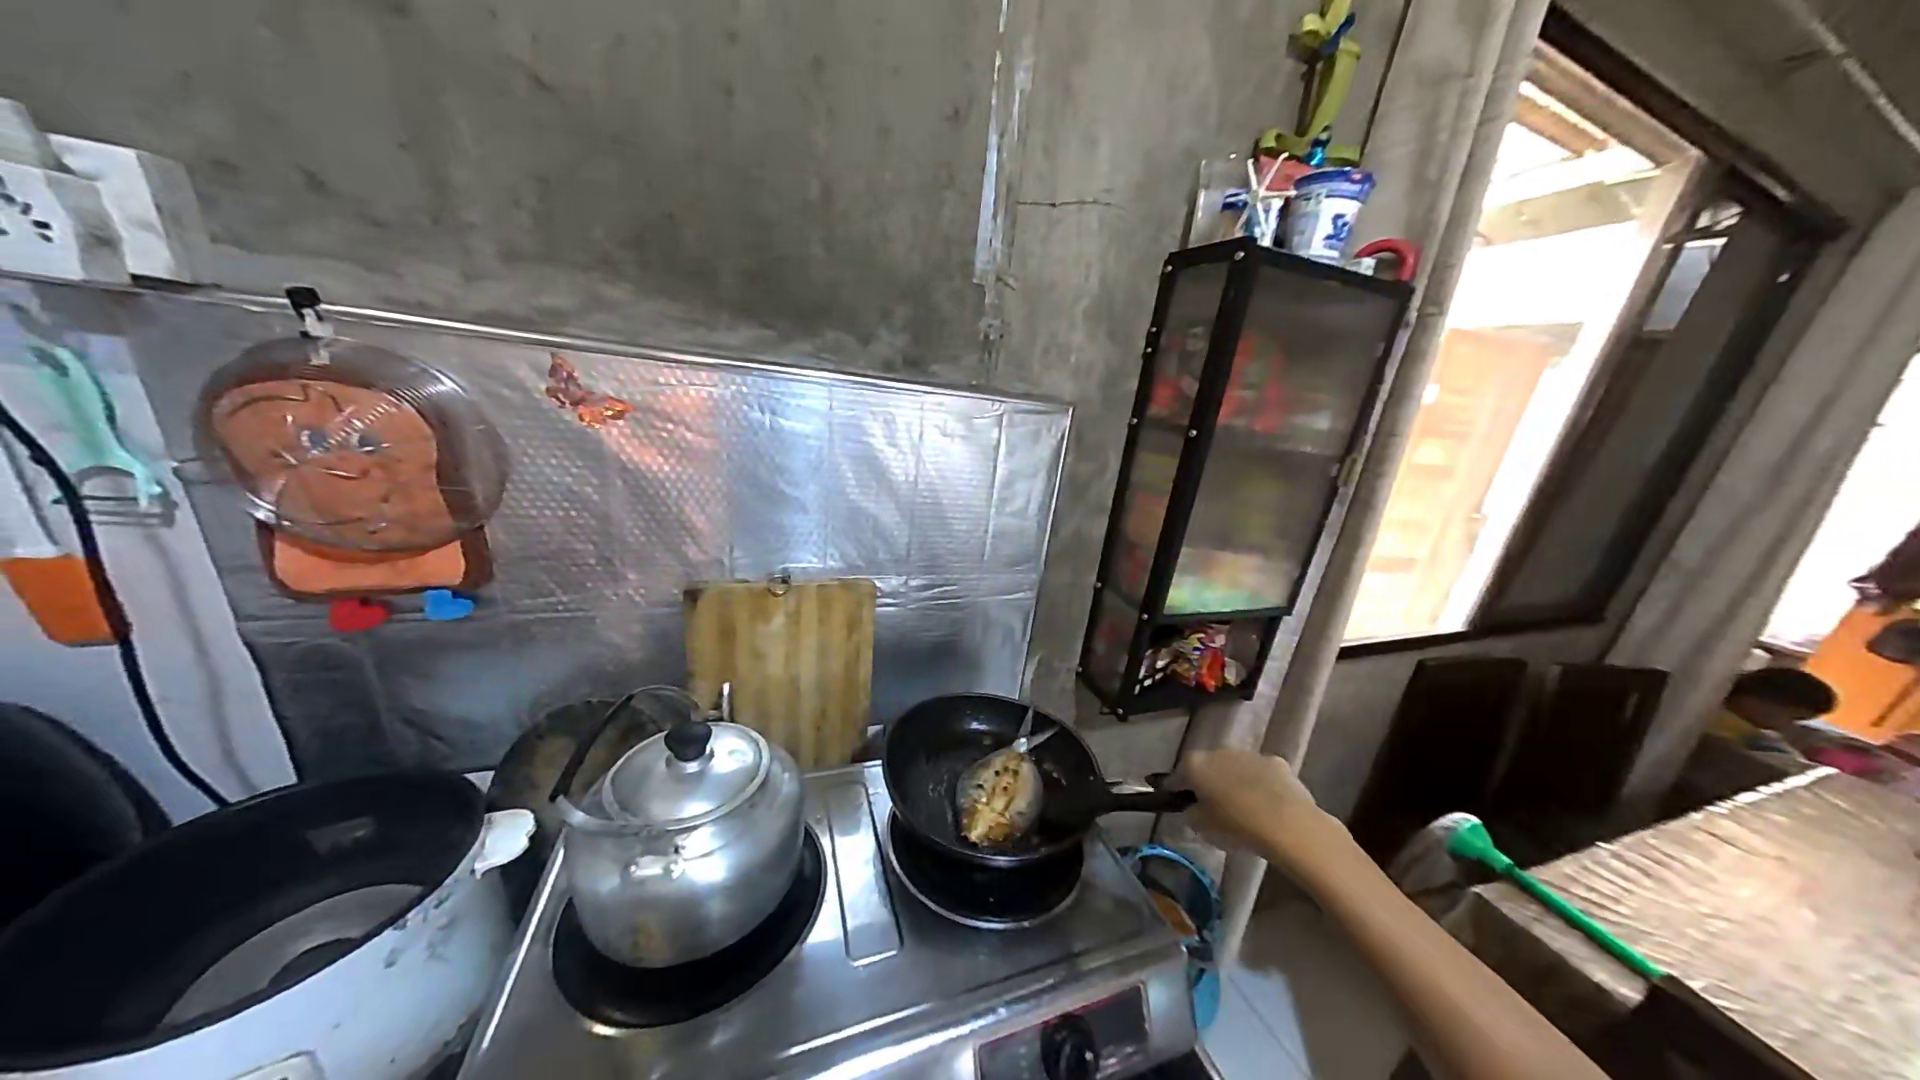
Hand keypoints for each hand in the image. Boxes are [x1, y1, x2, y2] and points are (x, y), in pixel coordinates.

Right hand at [1172, 749, 1344, 869]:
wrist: (1287, 824)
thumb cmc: (1235, 826)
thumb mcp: (1201, 828)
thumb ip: (1191, 813)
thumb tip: (1194, 808)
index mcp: (1194, 765)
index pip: (1175, 778)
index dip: (1174, 792)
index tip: (1177, 804)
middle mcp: (1218, 752)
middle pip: (1206, 768)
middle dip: (1207, 783)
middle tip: (1212, 808)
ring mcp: (1248, 754)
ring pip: (1234, 768)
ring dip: (1234, 782)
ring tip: (1243, 808)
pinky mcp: (1276, 762)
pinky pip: (1260, 774)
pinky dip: (1260, 785)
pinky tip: (1267, 805)